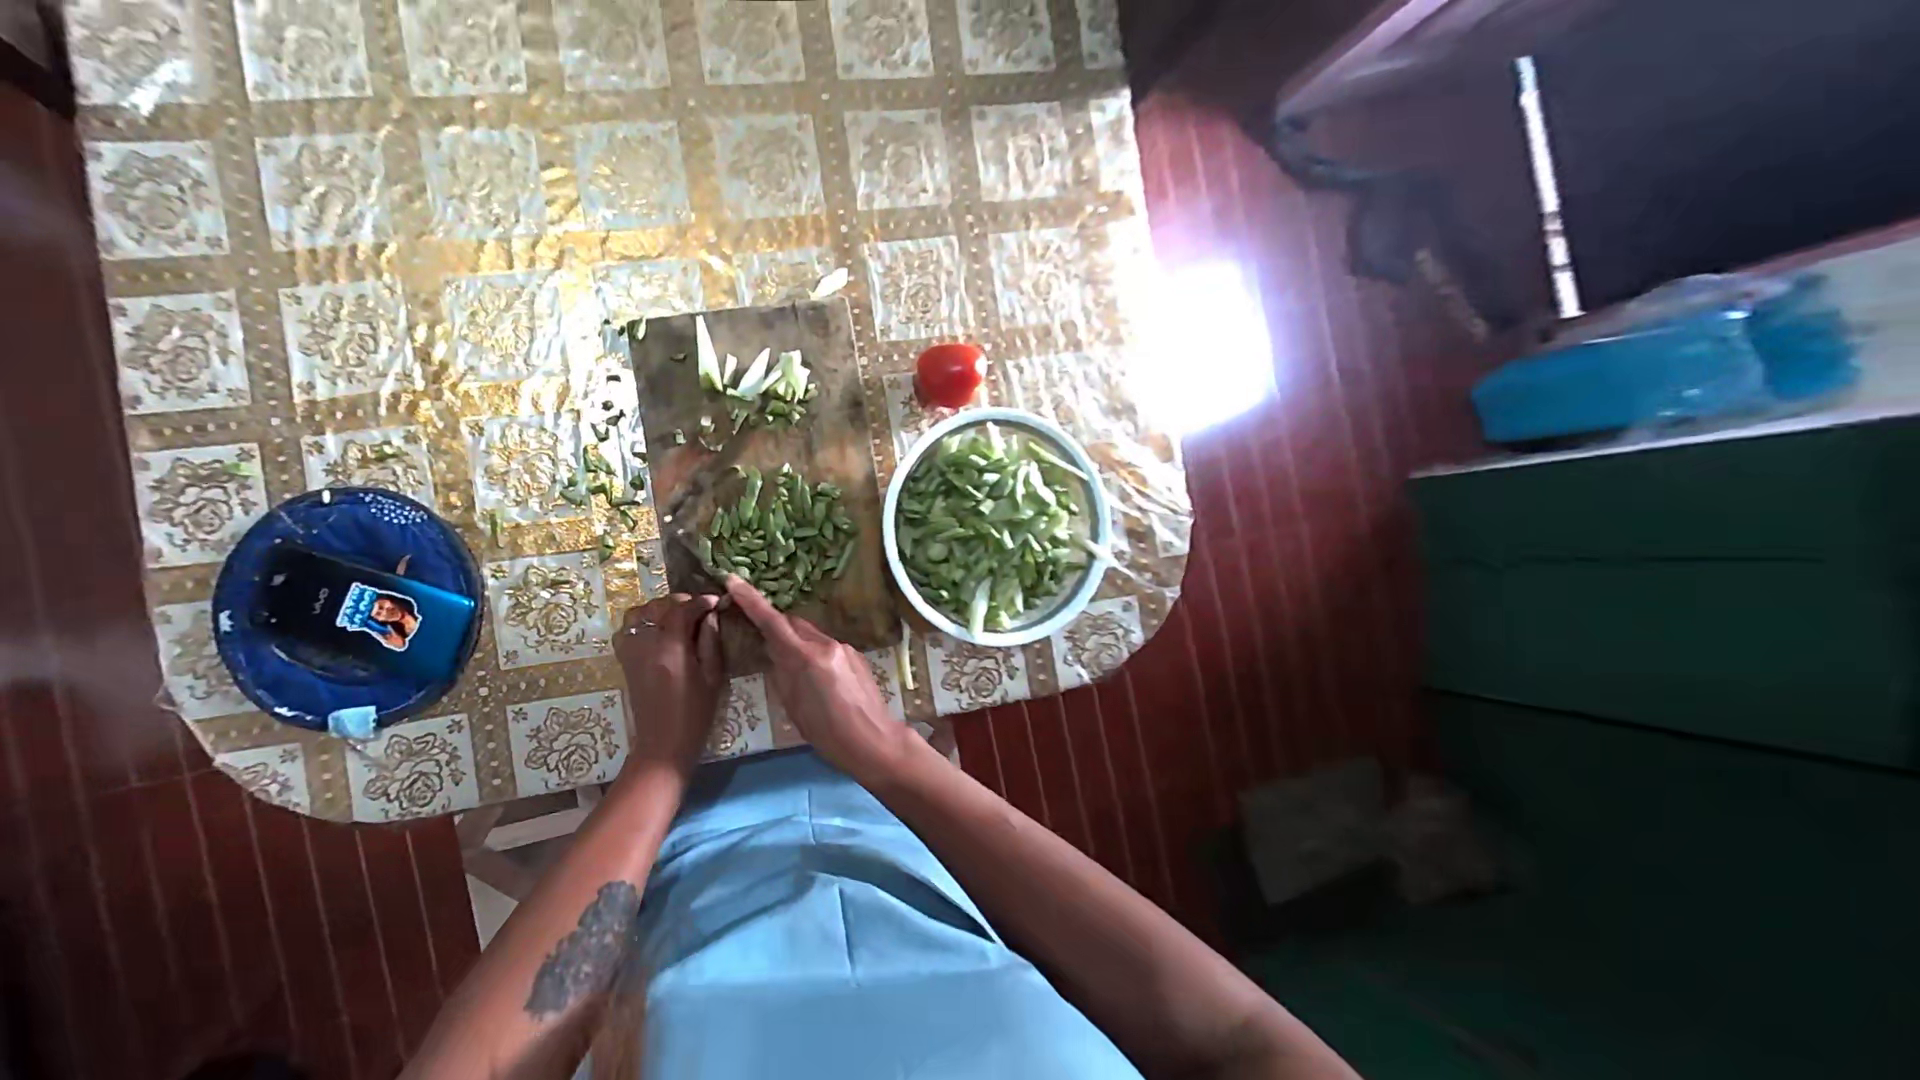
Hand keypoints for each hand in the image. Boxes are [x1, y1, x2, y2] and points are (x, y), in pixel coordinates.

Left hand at [613, 593, 723, 782]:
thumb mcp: (713, 676)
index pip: (683, 610)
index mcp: (672, 649)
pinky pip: (628, 628)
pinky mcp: (624, 659)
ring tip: (678, 618)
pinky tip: (658, 630)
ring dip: (660, 609)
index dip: (701, 602)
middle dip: (682, 603)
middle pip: (660, 606)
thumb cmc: (695, 713)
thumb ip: (711, 641)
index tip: (715, 602)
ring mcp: (631, 651)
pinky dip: (643, 621)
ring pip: (640, 613)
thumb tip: (711, 615)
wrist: (663, 743)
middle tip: (700, 611)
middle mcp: (647, 644)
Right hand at [724, 576, 920, 783]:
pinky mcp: (857, 656)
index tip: (734, 581)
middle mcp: (827, 644)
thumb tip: (775, 653)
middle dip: (777, 628)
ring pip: (812, 636)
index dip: (751, 601)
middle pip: (794, 625)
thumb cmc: (827, 733)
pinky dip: (816, 655)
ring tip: (795, 674)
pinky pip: (829, 647)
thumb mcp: (793, 706)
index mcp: (805, 657)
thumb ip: (782, 673)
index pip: (772, 622)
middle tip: (763, 643)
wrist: (873, 741)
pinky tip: (820, 682)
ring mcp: (845, 648)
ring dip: (798, 645)